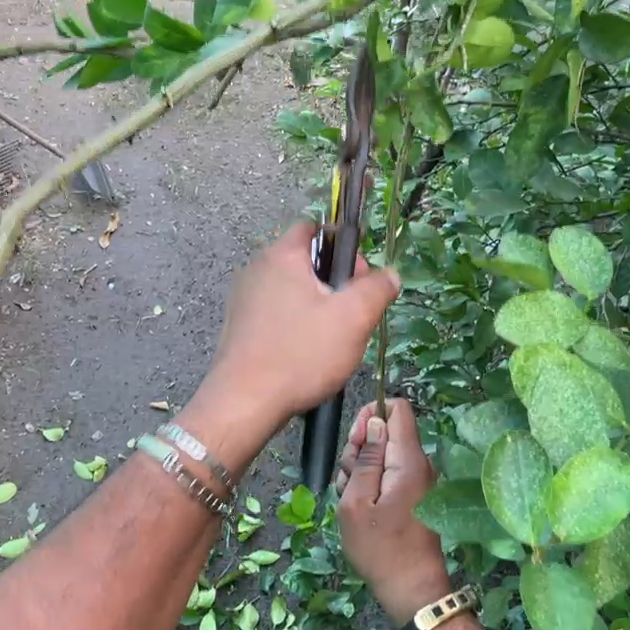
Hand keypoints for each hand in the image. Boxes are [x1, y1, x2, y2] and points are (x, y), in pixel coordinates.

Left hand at [189, 222, 400, 446]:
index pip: (315, 227)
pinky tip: (306, 354)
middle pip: (306, 261)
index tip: (358, 277)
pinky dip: (295, 325)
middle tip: (352, 314)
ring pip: (293, 290)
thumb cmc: (301, 354)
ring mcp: (244, 298)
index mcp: (282, 255)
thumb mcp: (353, 319)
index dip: (343, 246)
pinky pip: (276, 313)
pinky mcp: (239, 326)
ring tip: (332, 339)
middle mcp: (258, 268)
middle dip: (334, 281)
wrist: (244, 402)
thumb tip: (389, 275)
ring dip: (317, 307)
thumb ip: (376, 289)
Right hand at [337, 399, 450, 625]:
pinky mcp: (415, 494)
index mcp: (409, 460)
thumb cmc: (380, 549)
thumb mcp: (357, 503)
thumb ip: (366, 458)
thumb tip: (375, 422)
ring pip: (385, 453)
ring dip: (362, 468)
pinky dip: (372, 482)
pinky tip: (362, 507)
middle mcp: (420, 463)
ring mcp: (420, 479)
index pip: (398, 407)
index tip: (355, 444)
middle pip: (388, 430)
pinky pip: (390, 473)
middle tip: (348, 478)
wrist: (412, 590)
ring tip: (353, 498)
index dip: (371, 414)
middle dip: (361, 446)